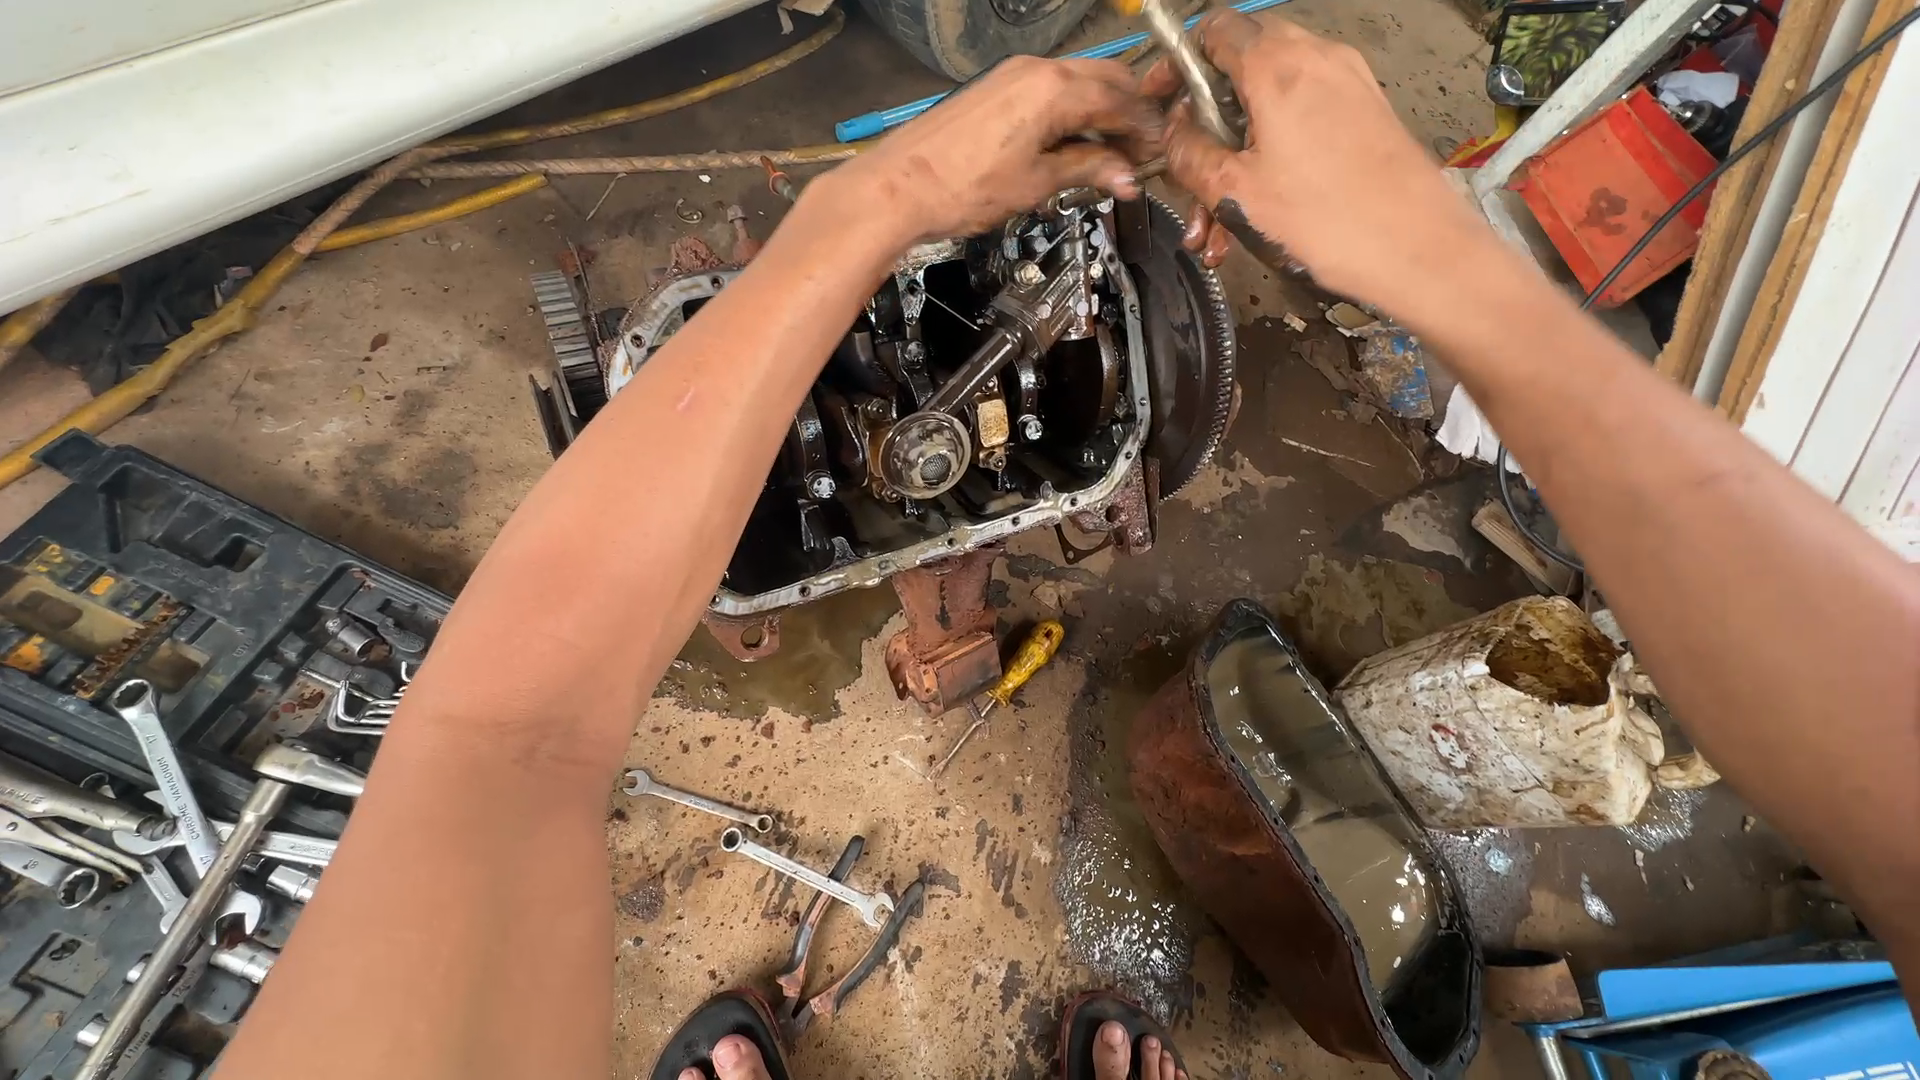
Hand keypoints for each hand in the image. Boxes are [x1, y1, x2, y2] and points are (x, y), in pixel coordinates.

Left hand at [836, 56, 1163, 244]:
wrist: (900, 187)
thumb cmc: (962, 188)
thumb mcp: (1035, 183)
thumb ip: (1086, 170)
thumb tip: (1125, 176)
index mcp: (1053, 89)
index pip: (1118, 100)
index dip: (1142, 129)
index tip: (1157, 153)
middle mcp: (1036, 70)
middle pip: (1102, 81)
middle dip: (1127, 114)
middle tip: (1138, 152)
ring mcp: (1011, 76)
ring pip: (1075, 83)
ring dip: (1098, 113)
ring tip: (1108, 153)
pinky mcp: (994, 90)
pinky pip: (1047, 91)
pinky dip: (1069, 112)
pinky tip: (1071, 142)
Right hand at [1143, 12, 1495, 314]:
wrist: (1416, 250)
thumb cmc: (1328, 221)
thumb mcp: (1235, 192)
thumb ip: (1191, 154)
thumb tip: (1173, 131)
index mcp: (1279, 67)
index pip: (1215, 31)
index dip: (1178, 65)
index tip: (1159, 102)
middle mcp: (1317, 61)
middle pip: (1239, 72)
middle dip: (1205, 125)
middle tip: (1186, 170)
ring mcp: (1345, 86)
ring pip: (1267, 110)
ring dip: (1233, 161)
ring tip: (1214, 226)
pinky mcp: (1362, 116)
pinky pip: (1299, 127)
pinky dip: (1269, 162)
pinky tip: (1253, 217)